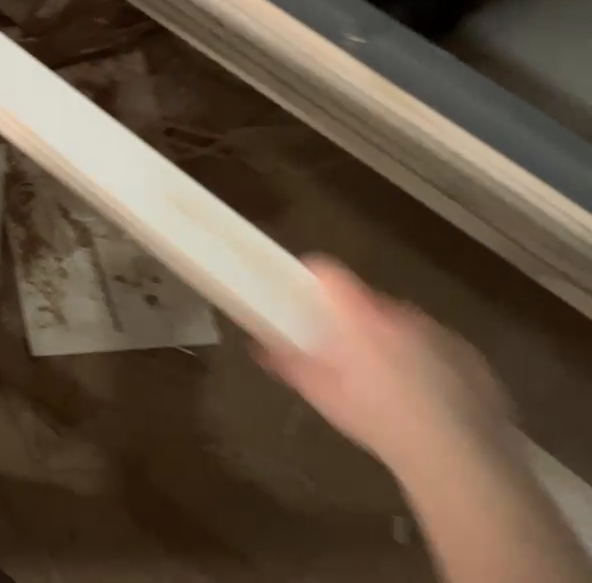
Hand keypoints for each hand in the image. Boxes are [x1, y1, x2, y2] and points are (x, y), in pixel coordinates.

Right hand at [260, 257, 513, 473]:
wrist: (458, 456)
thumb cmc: (374, 416)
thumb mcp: (318, 392)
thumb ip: (287, 362)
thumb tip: (259, 347)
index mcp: (357, 316)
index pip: (330, 273)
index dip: (315, 276)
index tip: (305, 291)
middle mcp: (399, 315)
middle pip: (368, 299)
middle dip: (355, 317)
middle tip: (345, 348)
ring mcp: (440, 334)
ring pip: (404, 322)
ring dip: (391, 336)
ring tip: (387, 374)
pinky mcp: (472, 358)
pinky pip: (438, 345)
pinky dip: (427, 357)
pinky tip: (425, 392)